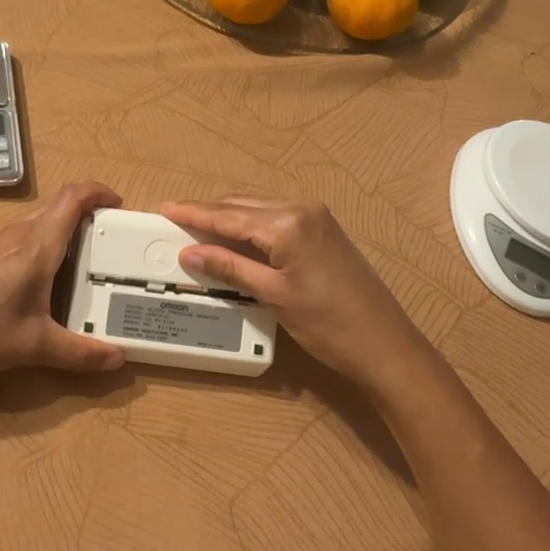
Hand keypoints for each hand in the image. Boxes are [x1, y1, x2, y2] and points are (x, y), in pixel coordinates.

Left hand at [0, 182, 127, 381]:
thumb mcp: (36, 347)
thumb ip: (81, 353)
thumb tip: (117, 359)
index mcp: (35, 248)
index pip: (71, 199)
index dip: (98, 192)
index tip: (118, 204)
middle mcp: (16, 236)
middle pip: (57, 206)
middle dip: (87, 212)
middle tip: (109, 236)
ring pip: (38, 220)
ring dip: (64, 227)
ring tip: (85, 256)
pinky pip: (22, 236)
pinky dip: (44, 242)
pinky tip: (46, 276)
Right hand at [160, 199, 427, 391]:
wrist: (385, 344)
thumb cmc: (328, 324)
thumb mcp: (273, 295)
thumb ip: (230, 267)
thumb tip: (190, 252)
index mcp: (287, 223)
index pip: (229, 215)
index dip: (194, 213)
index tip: (164, 208)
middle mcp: (302, 209)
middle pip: (242, 205)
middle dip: (209, 212)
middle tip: (175, 219)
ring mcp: (317, 218)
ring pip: (259, 210)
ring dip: (229, 217)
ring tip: (198, 227)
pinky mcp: (324, 231)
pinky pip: (276, 218)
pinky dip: (251, 225)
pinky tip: (235, 236)